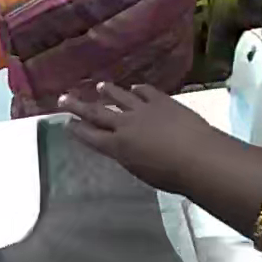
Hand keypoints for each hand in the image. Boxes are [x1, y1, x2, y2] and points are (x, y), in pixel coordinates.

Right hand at [59, 82, 244, 195]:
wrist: (198, 158)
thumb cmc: (170, 176)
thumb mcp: (140, 171)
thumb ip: (128, 156)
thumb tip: (124, 148)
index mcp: (117, 146)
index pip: (90, 135)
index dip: (77, 129)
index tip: (67, 122)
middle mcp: (125, 125)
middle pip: (96, 113)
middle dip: (78, 106)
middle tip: (64, 98)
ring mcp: (143, 110)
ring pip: (120, 97)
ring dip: (108, 91)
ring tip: (100, 86)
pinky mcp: (162, 101)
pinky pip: (146, 92)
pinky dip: (138, 89)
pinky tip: (135, 87)